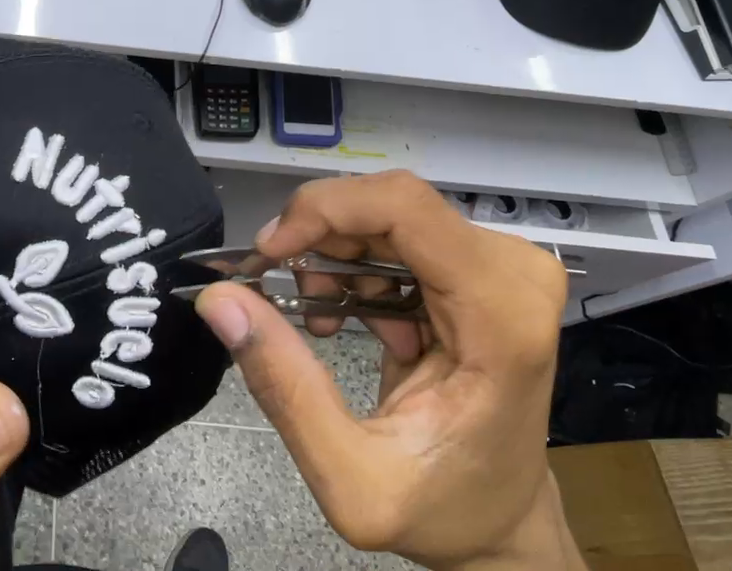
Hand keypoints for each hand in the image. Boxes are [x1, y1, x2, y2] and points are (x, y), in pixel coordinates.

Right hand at [193, 172, 583, 570]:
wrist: (502, 526)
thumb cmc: (444, 511)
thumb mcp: (350, 479)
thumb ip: (285, 388)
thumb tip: (220, 300)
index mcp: (501, 320)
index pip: (405, 207)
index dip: (324, 210)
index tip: (267, 251)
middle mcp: (512, 275)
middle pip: (388, 205)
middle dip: (316, 238)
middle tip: (271, 286)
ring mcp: (499, 267)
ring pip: (383, 214)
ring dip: (330, 257)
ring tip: (314, 321)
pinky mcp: (479, 269)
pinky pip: (393, 234)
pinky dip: (351, 267)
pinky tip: (342, 317)